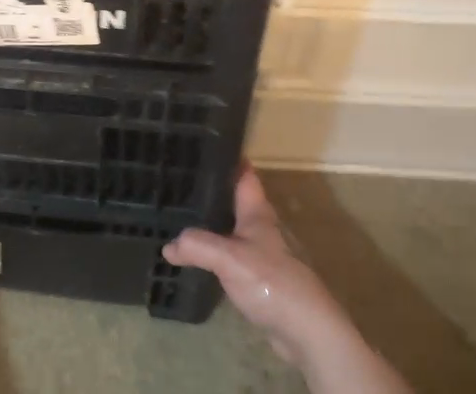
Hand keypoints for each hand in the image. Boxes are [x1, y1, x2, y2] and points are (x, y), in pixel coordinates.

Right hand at [164, 166, 375, 379]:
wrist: (306, 330)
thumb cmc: (271, 282)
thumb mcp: (229, 258)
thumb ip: (198, 246)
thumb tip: (169, 245)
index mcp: (258, 214)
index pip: (244, 176)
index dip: (229, 159)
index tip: (206, 145)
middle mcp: (261, 230)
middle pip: (236, 202)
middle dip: (213, 192)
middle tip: (181, 181)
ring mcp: (262, 256)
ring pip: (233, 230)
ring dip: (213, 224)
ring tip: (183, 217)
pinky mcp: (260, 280)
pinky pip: (232, 257)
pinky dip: (215, 253)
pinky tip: (198, 258)